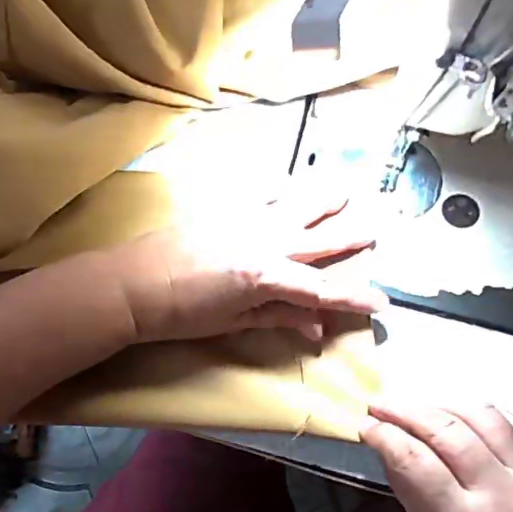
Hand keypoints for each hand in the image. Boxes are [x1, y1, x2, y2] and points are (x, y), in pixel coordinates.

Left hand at [91, 198, 387, 344]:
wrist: (131, 285)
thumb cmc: (179, 314)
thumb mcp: (232, 322)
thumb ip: (276, 316)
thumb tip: (315, 326)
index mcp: (266, 276)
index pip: (320, 289)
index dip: (352, 298)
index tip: (380, 303)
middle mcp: (262, 241)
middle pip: (315, 239)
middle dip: (348, 237)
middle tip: (375, 230)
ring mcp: (241, 220)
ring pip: (291, 205)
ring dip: (319, 200)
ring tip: (342, 191)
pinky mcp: (220, 210)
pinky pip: (256, 194)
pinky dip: (276, 190)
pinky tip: (285, 185)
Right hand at [360, 401, 512, 511]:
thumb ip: (410, 493)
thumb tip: (385, 449)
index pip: (414, 460)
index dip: (384, 436)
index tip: (364, 425)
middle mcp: (503, 495)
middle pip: (447, 431)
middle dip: (406, 412)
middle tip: (379, 406)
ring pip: (486, 419)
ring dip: (444, 405)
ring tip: (417, 407)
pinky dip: (486, 413)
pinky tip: (462, 413)